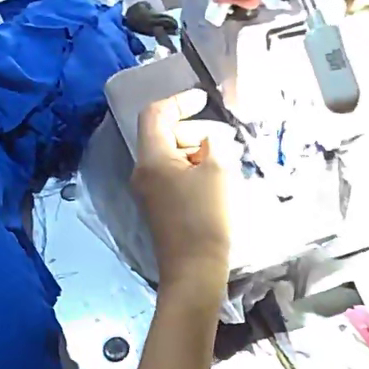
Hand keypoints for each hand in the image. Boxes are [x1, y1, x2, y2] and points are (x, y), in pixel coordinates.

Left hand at [132, 94, 232, 295]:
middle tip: (224, 140)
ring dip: (196, 150)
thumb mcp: (217, 172)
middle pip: (163, 135)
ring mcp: (148, 192)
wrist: (194, 270)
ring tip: (226, 159)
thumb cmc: (206, 218)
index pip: (156, 114)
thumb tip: (208, 140)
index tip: (203, 98)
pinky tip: (216, 178)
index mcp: (151, 158)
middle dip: (193, 129)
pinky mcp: (159, 208)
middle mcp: (143, 172)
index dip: (179, 101)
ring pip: (170, 156)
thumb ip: (212, 145)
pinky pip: (173, 176)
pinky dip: (192, 169)